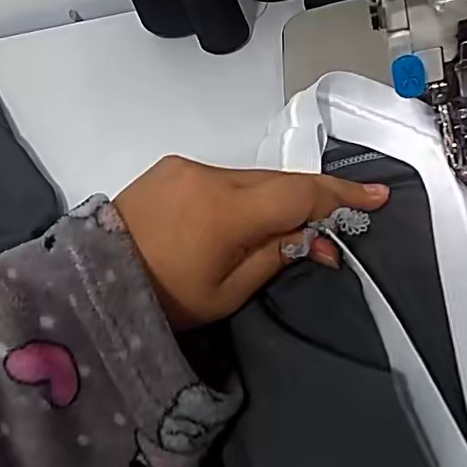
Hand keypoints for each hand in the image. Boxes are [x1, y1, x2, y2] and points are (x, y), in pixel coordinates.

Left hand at [115, 156, 389, 327]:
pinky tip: (241, 219)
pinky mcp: (171, 167)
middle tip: (332, 228)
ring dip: (272, 200)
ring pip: (251, 178)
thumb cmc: (163, 299)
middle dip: (308, 201)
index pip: (299, 193)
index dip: (341, 195)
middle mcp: (209, 175)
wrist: (90, 282)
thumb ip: (276, 255)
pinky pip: (224, 177)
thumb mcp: (226, 293)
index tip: (376, 196)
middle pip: (277, 182)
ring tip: (281, 232)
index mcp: (226, 211)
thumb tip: (317, 237)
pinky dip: (243, 195)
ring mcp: (186, 167)